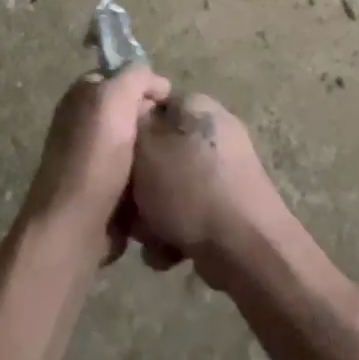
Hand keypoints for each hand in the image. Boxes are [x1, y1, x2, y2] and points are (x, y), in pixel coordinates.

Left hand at [22, 65, 171, 262]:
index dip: (146, 85)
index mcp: (81, 98)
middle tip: (177, 133)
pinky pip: (138, 175)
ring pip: (138, 144)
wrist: (76, 225)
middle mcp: (85, 124)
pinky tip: (167, 182)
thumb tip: (158, 84)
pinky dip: (151, 178)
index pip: (120, 77)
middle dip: (154, 120)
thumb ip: (135, 77)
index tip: (169, 102)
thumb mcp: (113, 100)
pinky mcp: (106, 189)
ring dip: (156, 151)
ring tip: (179, 157)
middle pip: (132, 112)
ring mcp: (94, 159)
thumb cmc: (93, 159)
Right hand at [130, 92, 287, 285]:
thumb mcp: (146, 147)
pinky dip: (175, 231)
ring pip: (168, 188)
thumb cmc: (189, 190)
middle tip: (130, 209)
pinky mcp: (230, 206)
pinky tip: (169, 253)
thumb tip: (132, 110)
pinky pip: (188, 211)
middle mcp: (213, 132)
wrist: (246, 247)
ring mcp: (224, 171)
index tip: (112, 163)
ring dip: (152, 217)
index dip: (126, 134)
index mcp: (197, 106)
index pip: (147, 107)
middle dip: (138, 187)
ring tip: (151, 238)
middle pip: (156, 154)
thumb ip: (132, 122)